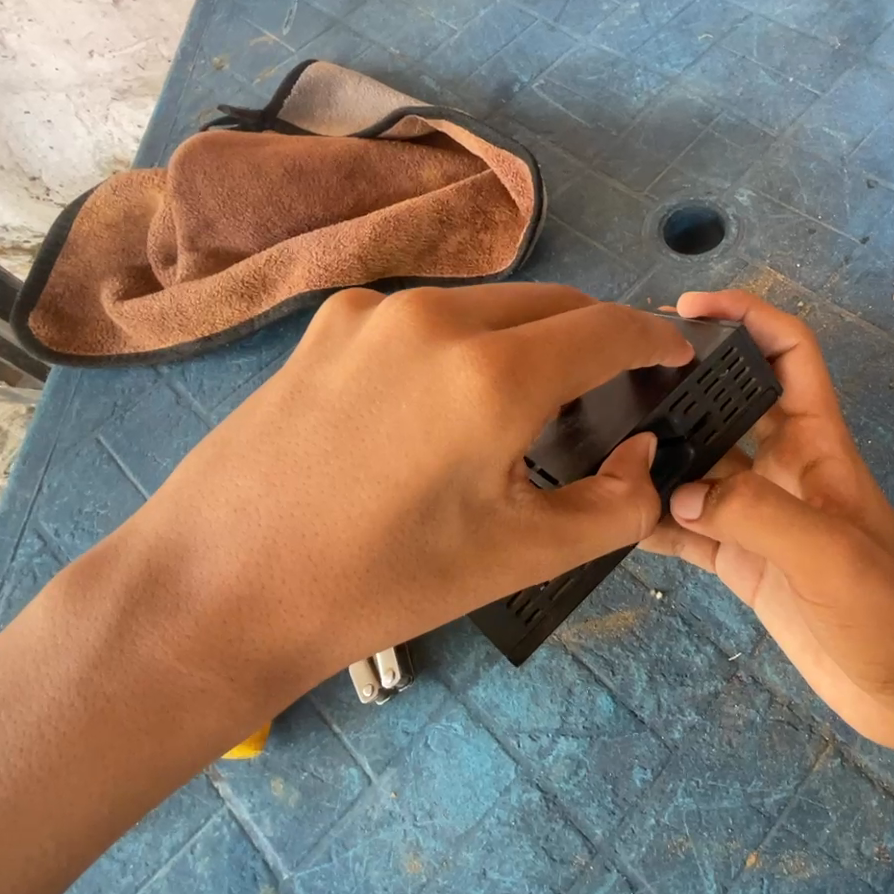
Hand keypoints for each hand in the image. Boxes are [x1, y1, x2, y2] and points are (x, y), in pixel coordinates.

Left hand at [121, 283, 692, 698]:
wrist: (217, 589)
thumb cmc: (382, 584)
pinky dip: (468, 343)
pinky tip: (442, 402)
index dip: (655, 338)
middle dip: (598, 338)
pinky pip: (431, 316)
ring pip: (493, 305)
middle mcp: (438, 318)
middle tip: (609, 392)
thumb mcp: (522, 557)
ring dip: (533, 338)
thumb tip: (643, 452)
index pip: (609, 329)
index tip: (677, 356)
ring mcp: (375, 311)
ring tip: (526, 403)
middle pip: (556, 305)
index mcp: (493, 376)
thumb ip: (617, 504)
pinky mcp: (329, 321)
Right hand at [641, 291, 893, 752]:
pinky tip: (615, 521)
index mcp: (817, 444)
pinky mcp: (743, 563)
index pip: (788, 354)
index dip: (748, 317)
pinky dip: (655, 524)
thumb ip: (754, 514)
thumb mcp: (830, 553)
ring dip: (658, 458)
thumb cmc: (893, 611)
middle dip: (682, 386)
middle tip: (614, 380)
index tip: (690, 308)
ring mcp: (759, 517)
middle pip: (727, 406)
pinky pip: (688, 532)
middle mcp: (782, 470)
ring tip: (597, 448)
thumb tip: (677, 493)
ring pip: (698, 470)